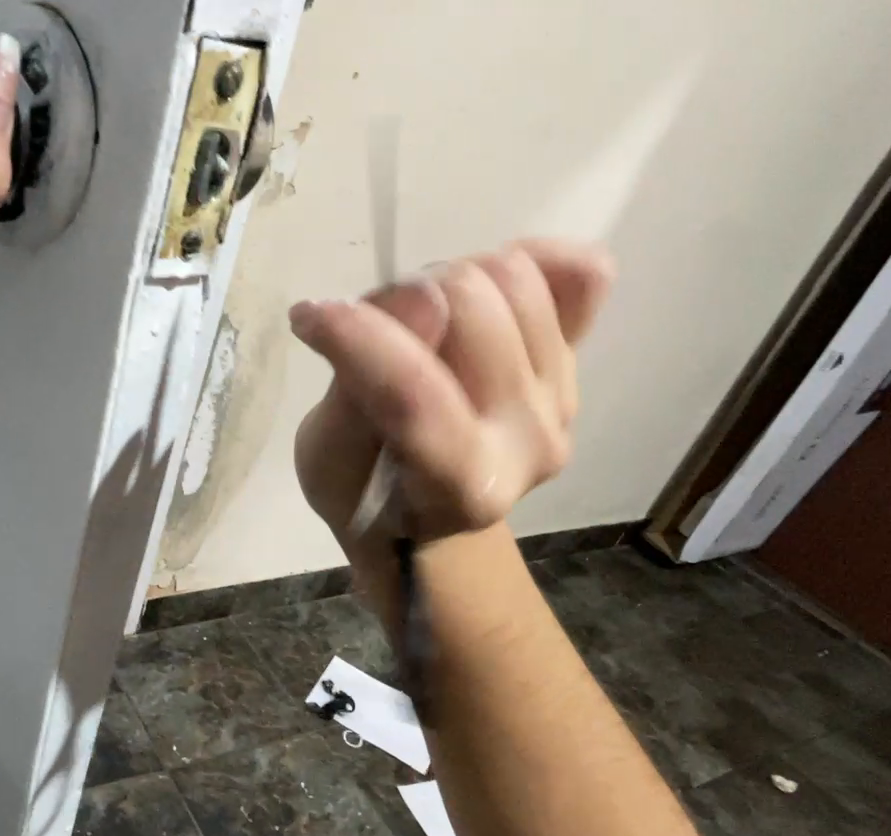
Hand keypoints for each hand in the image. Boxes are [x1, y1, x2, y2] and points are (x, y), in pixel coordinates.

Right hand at [291, 240, 613, 601]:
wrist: (422, 515)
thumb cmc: (359, 493)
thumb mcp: (325, 461)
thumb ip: (360, 391)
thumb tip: (416, 295)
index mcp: (461, 486)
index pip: (416, 392)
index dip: (358, 339)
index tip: (309, 316)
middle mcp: (530, 441)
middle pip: (472, 307)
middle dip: (398, 300)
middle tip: (365, 326)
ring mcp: (562, 398)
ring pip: (514, 279)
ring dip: (443, 281)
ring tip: (411, 317)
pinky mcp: (577, 363)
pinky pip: (581, 276)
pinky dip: (528, 264)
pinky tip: (478, 293)